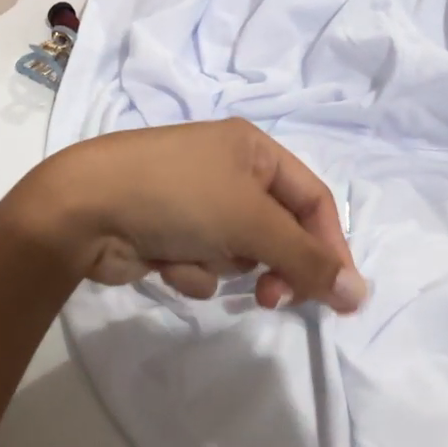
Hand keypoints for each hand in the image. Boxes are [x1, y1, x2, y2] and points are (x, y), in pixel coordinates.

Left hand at [3, 119, 366, 312]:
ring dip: (220, 263)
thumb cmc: (178, 196)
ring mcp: (196, 199)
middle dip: (272, 264)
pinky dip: (190, 268)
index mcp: (252, 147)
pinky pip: (204, 261)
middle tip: (271, 297)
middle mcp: (228, 168)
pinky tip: (164, 260)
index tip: (340, 298)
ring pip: (240, 252)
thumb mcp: (251, 221)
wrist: (87, 206)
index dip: (331, 247)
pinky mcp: (170, 230)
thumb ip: (307, 259)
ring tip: (192, 254)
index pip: (314, 199)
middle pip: (279, 230)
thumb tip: (360, 294)